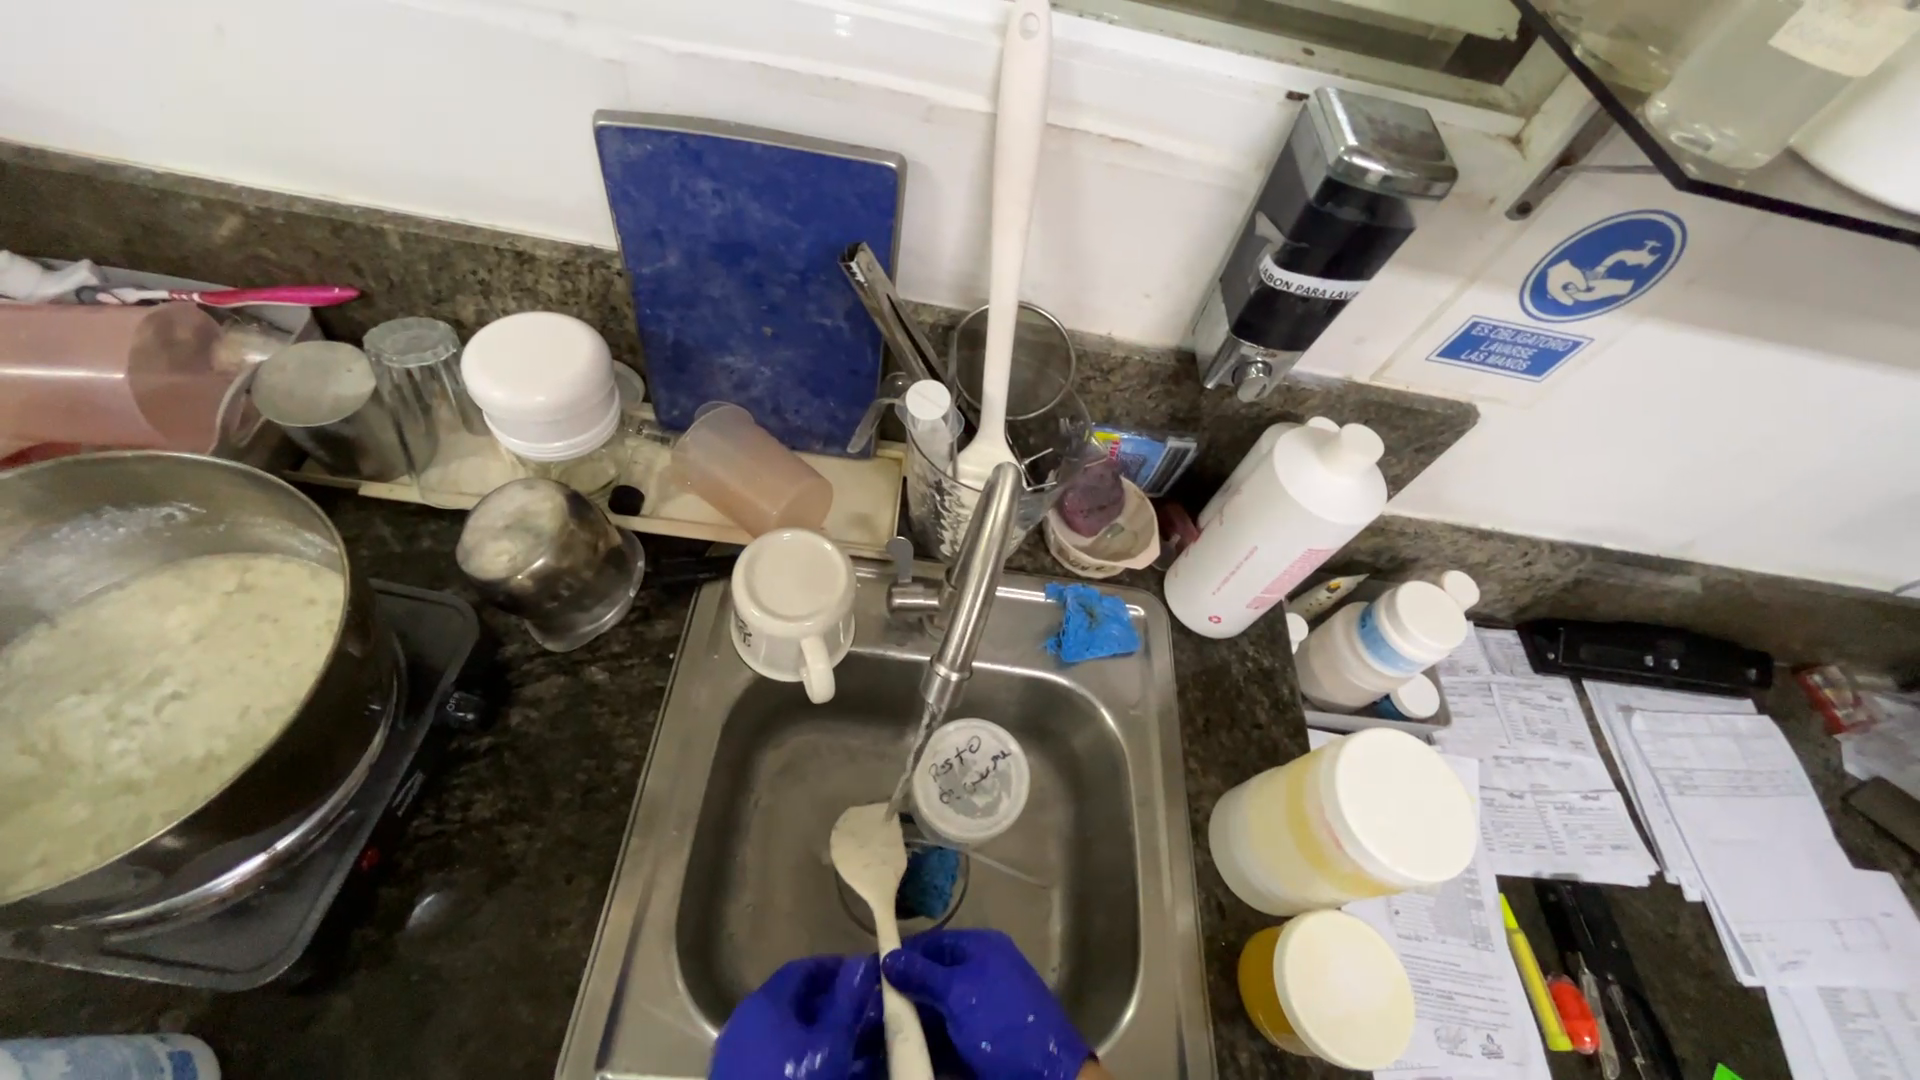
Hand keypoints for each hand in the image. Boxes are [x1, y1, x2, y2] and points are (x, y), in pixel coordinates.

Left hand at [711, 954, 882, 1079]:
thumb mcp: (832, 1045)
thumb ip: (849, 1000)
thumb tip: (863, 963)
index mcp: (764, 1003)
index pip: (803, 968)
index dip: (837, 969)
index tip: (866, 978)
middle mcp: (746, 1022)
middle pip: (797, 1001)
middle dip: (836, 1006)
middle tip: (870, 1015)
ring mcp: (738, 1057)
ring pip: (791, 1034)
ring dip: (826, 1035)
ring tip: (861, 1048)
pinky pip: (780, 1058)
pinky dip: (808, 1057)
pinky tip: (836, 1071)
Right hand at [882, 929, 1090, 1079]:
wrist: (1046, 1078)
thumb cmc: (1001, 1022)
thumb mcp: (959, 993)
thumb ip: (921, 975)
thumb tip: (888, 957)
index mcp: (981, 950)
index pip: (932, 944)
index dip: (902, 957)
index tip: (868, 974)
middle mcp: (979, 975)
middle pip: (930, 978)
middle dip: (900, 993)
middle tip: (867, 1009)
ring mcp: (978, 1011)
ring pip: (933, 1010)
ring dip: (907, 1022)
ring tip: (873, 1033)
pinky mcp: (976, 1043)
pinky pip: (942, 1037)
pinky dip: (921, 1045)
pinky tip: (896, 1052)